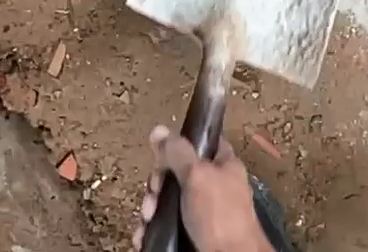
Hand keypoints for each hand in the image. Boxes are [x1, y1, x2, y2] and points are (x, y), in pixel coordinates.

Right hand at [133, 126, 273, 251]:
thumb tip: (158, 130)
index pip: (200, 144)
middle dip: (158, 184)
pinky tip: (144, 235)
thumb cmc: (220, 215)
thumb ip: (178, 152)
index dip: (178, 145)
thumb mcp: (197, 175)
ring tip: (146, 220)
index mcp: (223, 165)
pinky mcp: (191, 236)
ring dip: (151, 209)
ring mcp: (203, 215)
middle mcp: (213, 188)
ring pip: (169, 203)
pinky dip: (152, 230)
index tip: (161, 155)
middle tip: (153, 196)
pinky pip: (166, 227)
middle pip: (177, 174)